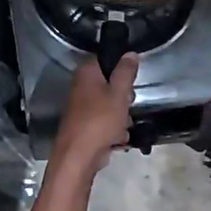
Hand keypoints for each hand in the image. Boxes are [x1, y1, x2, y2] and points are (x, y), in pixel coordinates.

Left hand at [52, 54, 138, 178]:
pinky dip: (113, 130)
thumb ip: (126, 72)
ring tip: (122, 126)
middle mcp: (81, 86)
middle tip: (128, 104)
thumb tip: (130, 53)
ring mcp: (82, 107)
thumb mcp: (119, 93)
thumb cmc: (100, 120)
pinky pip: (105, 122)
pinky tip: (117, 139)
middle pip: (111, 83)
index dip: (122, 69)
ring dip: (121, 116)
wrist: (79, 156)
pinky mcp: (85, 124)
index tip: (131, 82)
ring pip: (111, 104)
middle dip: (124, 97)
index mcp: (86, 72)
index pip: (107, 59)